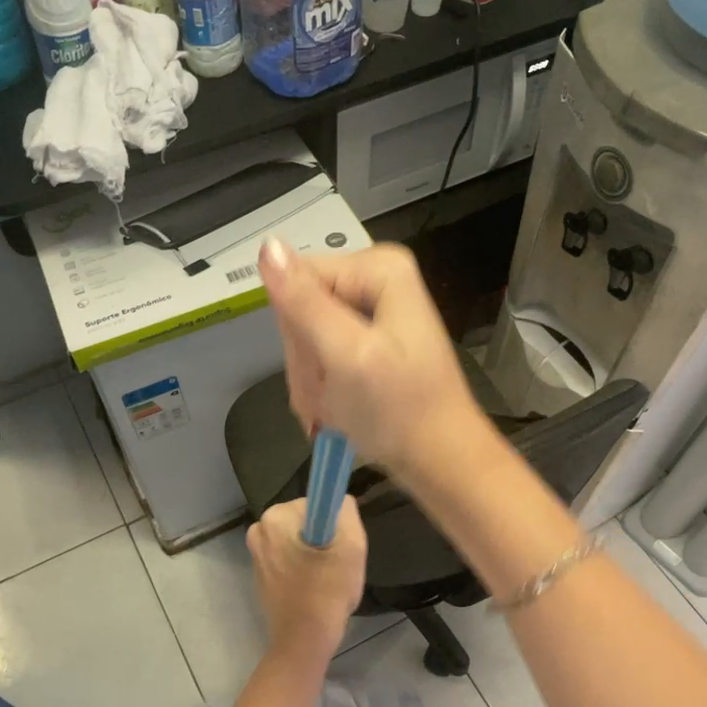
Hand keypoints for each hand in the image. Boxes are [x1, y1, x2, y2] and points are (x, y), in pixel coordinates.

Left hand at [246, 497, 367, 663]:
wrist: (303, 640)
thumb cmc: (328, 591)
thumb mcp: (352, 545)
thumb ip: (346, 510)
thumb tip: (339, 501)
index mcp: (276, 518)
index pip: (317, 504)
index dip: (334, 524)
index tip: (340, 548)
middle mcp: (259, 529)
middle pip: (307, 520)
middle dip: (324, 537)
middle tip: (337, 564)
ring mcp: (256, 552)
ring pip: (299, 538)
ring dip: (315, 552)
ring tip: (326, 578)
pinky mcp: (261, 571)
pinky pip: (289, 555)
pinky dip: (303, 565)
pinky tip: (313, 586)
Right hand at [258, 239, 486, 472]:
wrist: (440, 461)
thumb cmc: (400, 412)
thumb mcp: (347, 356)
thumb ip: (305, 303)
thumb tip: (267, 245)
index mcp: (378, 269)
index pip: (296, 281)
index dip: (296, 331)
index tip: (320, 371)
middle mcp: (375, 280)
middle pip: (299, 311)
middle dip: (307, 364)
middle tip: (332, 397)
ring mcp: (371, 313)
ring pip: (304, 341)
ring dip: (312, 384)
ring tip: (338, 410)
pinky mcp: (367, 342)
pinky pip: (320, 358)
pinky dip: (322, 391)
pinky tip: (339, 412)